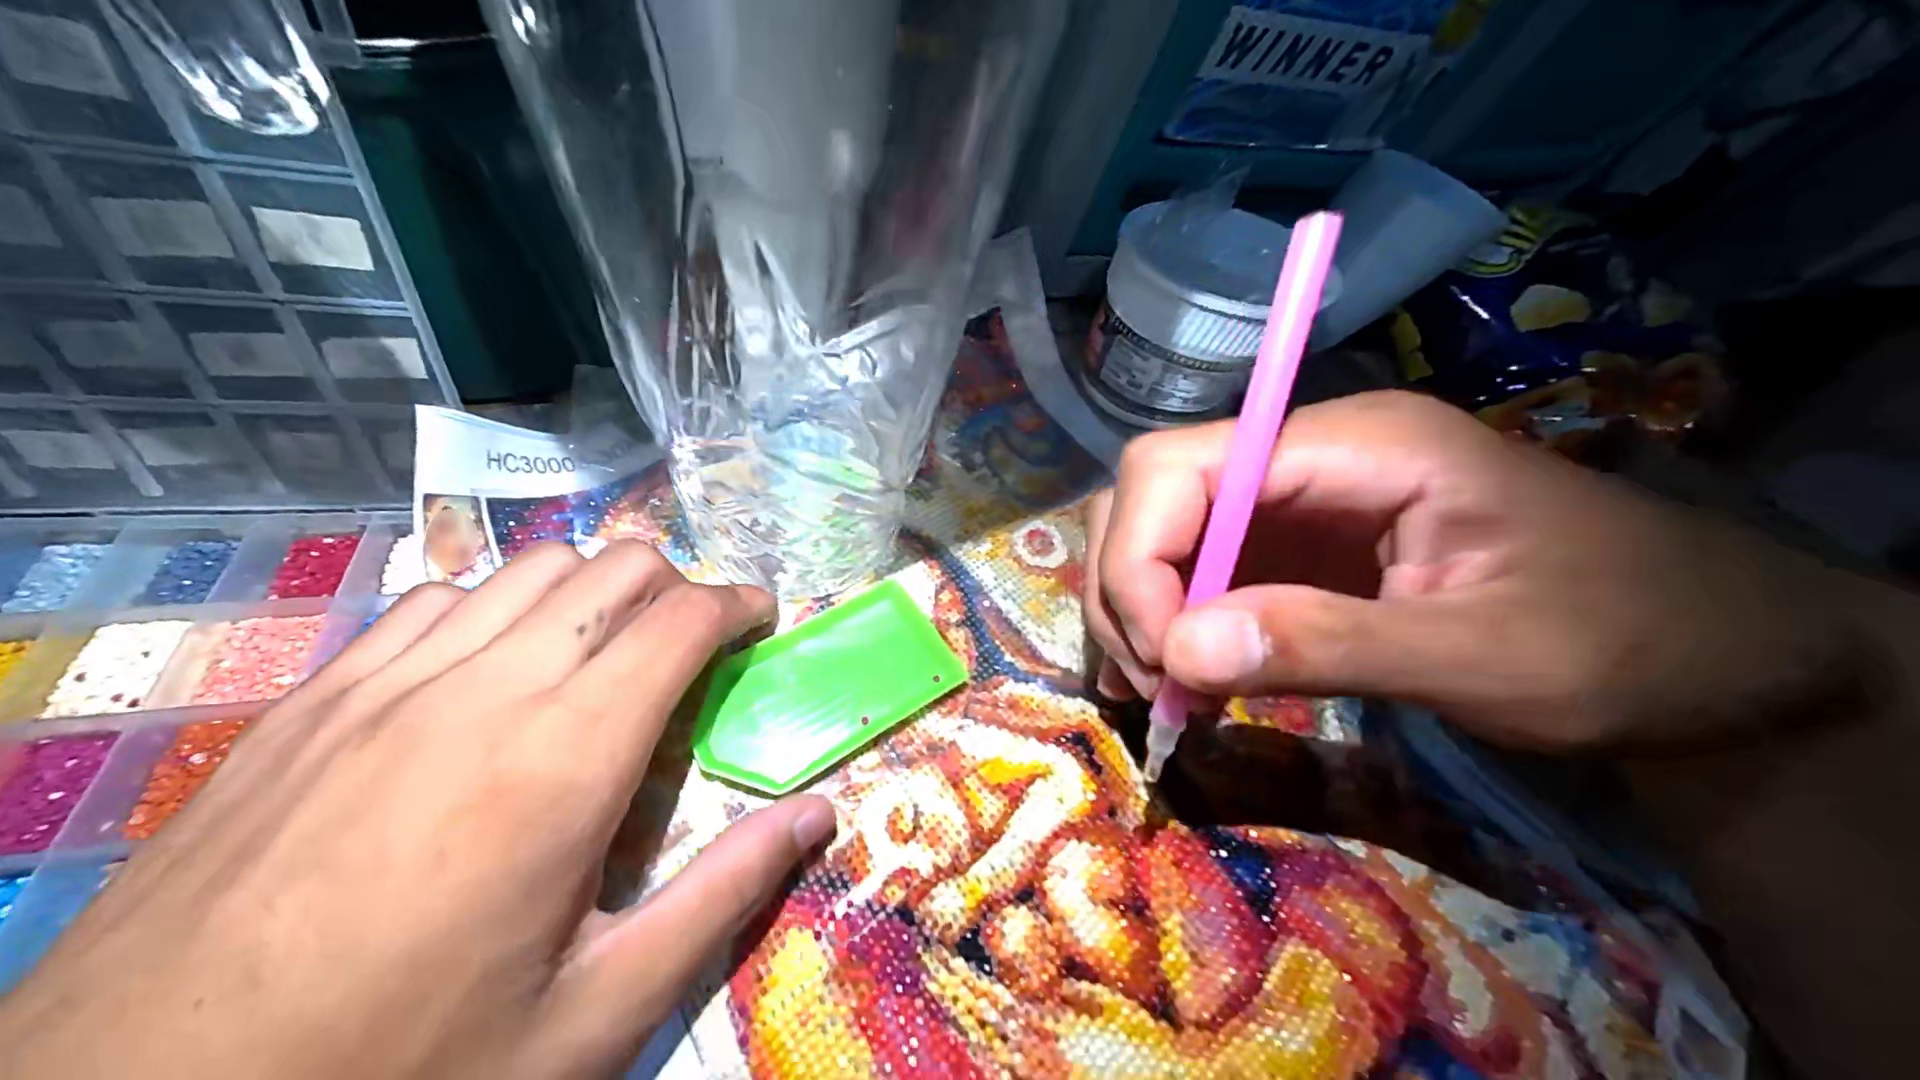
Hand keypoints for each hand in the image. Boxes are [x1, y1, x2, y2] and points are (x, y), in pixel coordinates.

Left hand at [0, 542, 836, 1078]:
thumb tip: (820, 817)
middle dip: (678, 585)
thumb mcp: (600, 1007)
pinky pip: (438, 599)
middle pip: (615, 568)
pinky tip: (493, 667)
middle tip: (694, 640)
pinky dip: (499, 605)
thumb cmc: (402, 1072)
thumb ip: (726, 891)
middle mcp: (487, 689)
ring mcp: (389, 682)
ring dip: (594, 587)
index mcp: (569, 757)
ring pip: (531, 567)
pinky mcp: (314, 697)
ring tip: (606, 645)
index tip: (761, 621)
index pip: (682, 621)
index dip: (738, 605)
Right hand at [1085, 391, 1868, 750]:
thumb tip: (1179, 652)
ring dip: (1133, 611)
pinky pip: (1183, 573)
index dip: (1140, 558)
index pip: (1177, 466)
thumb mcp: (1489, 657)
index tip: (1162, 662)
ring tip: (1165, 693)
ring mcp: (1284, 504)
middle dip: (1127, 588)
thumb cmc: (1630, 639)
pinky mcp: (1281, 550)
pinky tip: (1175, 682)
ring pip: (1149, 531)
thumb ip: (1329, 644)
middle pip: (1146, 492)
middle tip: (1158, 685)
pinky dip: (1159, 627)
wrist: (1712, 651)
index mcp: (1352, 444)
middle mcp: (1299, 457)